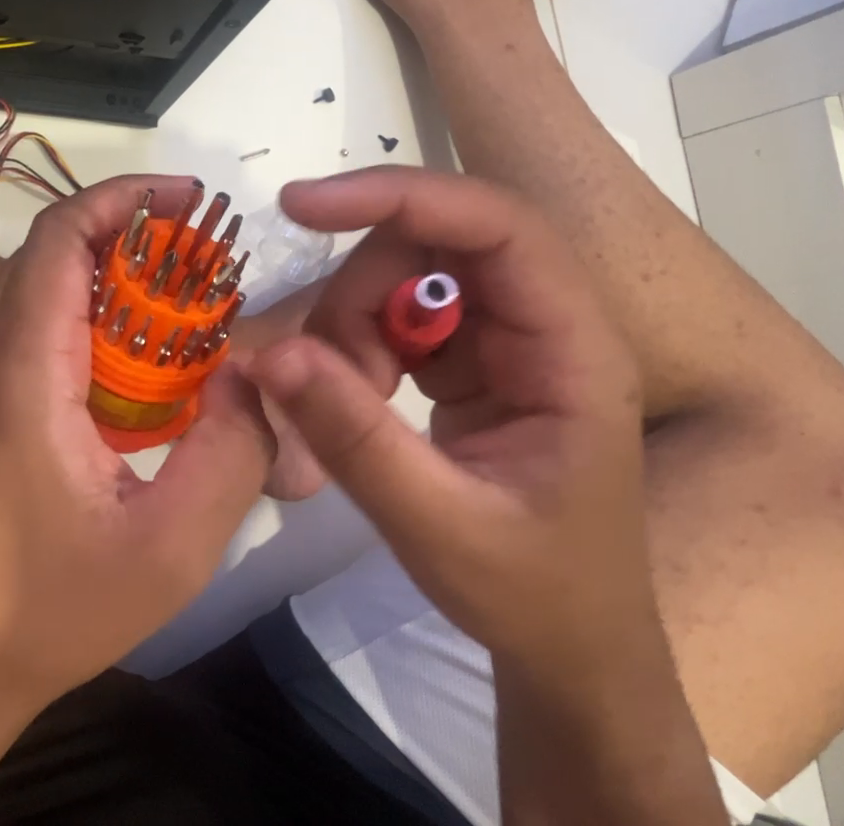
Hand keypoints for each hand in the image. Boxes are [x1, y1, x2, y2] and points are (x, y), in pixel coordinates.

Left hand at [0, 175, 275, 711]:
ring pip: (37, 286)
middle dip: (129, 237)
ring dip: (107, 275)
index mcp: (18, 374)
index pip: (60, 239)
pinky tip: (134, 359)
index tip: (188, 202)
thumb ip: (232, 450)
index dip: (124, 200)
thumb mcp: (172, 546)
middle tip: (205, 262)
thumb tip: (260, 373)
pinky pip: (26, 325)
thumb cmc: (51, 610)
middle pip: (50, 253)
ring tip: (181, 303)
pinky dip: (83, 314)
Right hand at [247, 167, 653, 669]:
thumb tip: (270, 354)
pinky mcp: (471, 364)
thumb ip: (356, 440)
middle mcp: (545, 327)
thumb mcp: (438, 526)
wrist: (569, 645)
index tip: (303, 209)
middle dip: (358, 293)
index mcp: (573, 351)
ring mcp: (505, 342)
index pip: (496, 227)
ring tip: (341, 409)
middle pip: (434, 248)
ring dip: (350, 327)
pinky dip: (355, 348)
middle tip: (319, 374)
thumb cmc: (532, 594)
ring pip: (406, 279)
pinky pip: (397, 319)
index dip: (402, 198)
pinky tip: (351, 401)